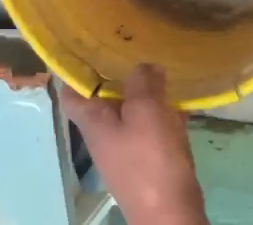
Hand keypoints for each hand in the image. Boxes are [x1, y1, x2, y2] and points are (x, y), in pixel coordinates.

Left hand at [60, 65, 206, 224]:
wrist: (171, 216)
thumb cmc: (150, 159)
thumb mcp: (145, 110)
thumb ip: (142, 81)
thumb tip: (145, 66)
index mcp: (93, 122)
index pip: (72, 92)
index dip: (76, 68)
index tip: (92, 45)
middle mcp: (104, 136)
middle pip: (104, 99)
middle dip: (120, 75)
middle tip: (135, 49)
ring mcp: (126, 151)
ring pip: (131, 112)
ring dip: (145, 94)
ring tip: (162, 68)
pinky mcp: (148, 162)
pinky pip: (151, 129)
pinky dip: (163, 114)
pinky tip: (181, 102)